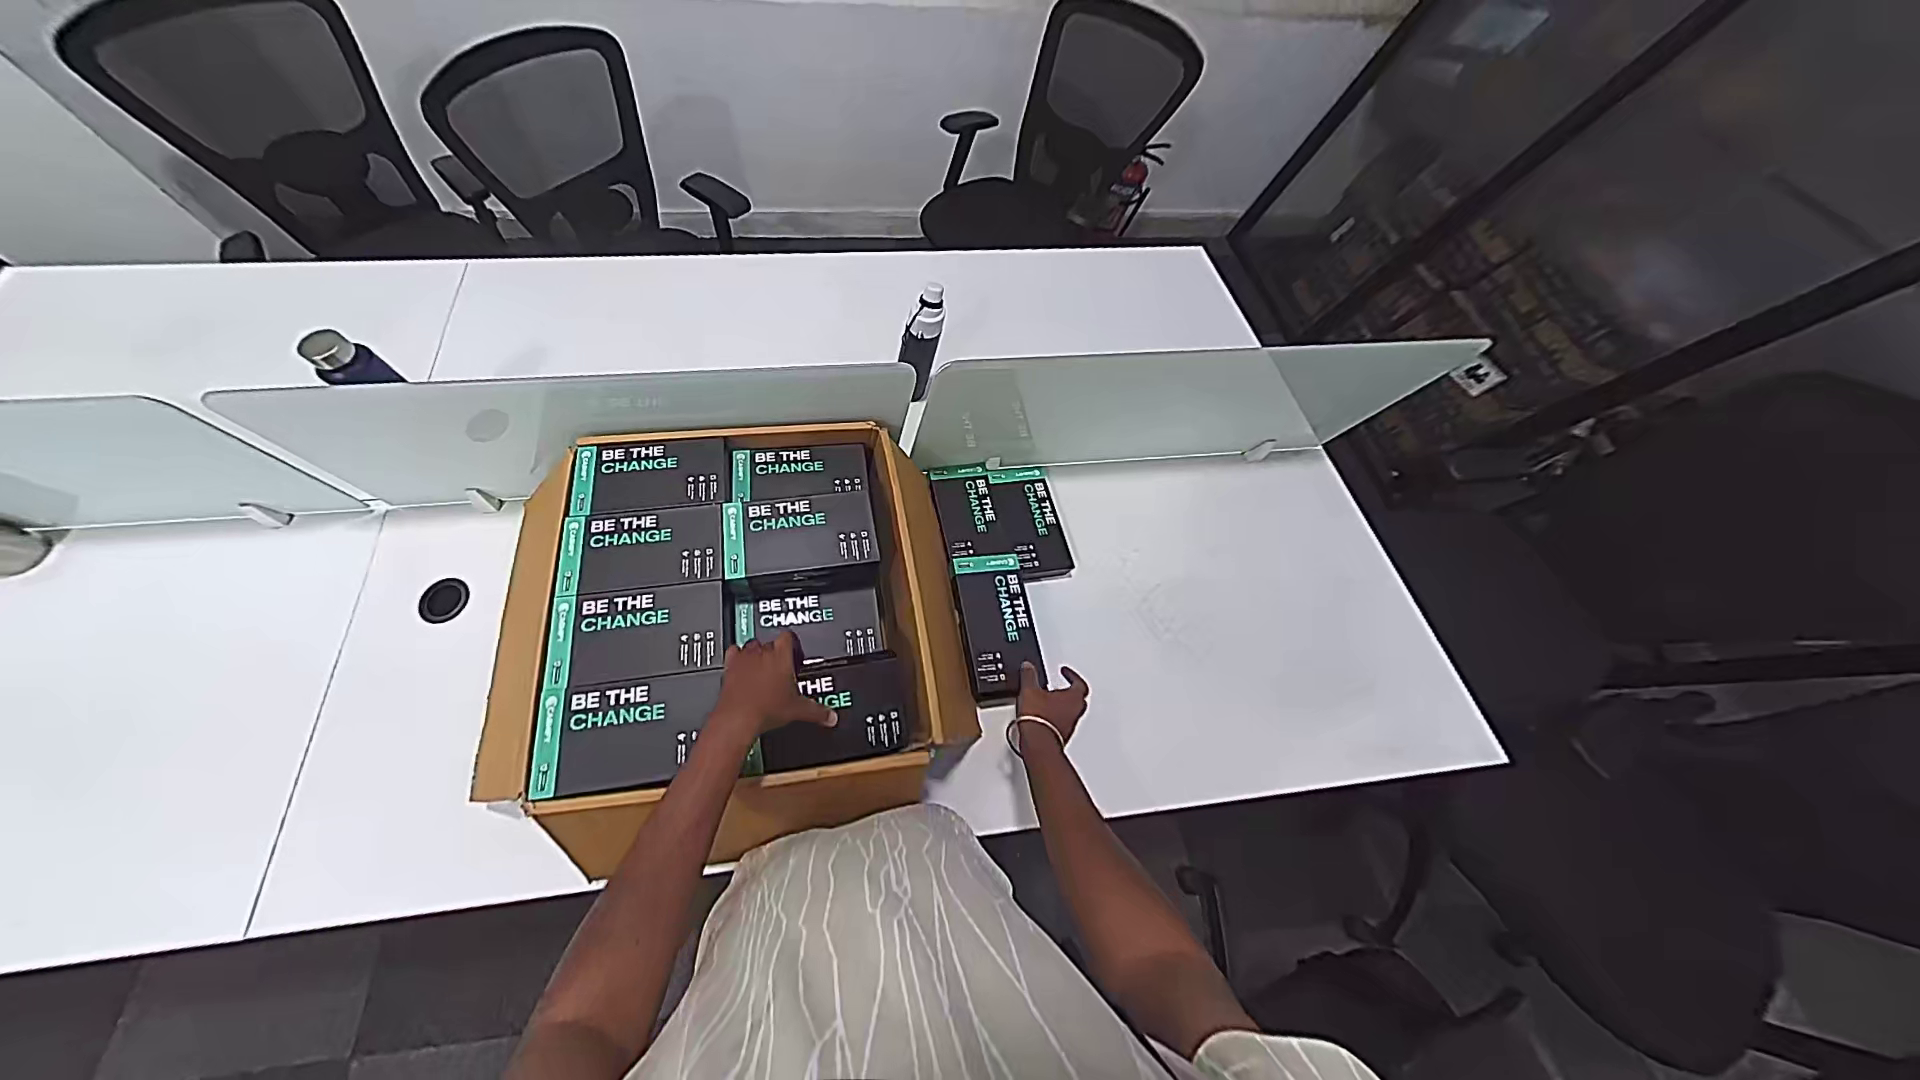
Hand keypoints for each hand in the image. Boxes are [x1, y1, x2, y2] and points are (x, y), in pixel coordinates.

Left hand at [710, 632, 836, 737]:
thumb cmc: (766, 709)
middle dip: (776, 653)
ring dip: (757, 653)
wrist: (738, 718)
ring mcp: (744, 659)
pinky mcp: (729, 667)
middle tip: (781, 669)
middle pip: (770, 642)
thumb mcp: (799, 710)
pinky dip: (737, 657)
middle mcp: (762, 652)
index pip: (788, 636)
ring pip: (752, 645)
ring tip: (763, 668)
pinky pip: (733, 652)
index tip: (795, 653)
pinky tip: (741, 667)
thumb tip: (831, 716)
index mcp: (781, 655)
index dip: (792, 643)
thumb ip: (818, 711)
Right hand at [1017, 662, 1088, 745]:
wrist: (1037, 742)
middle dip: (1068, 691)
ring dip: (1061, 705)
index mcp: (1073, 697)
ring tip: (1048, 701)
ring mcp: (1070, 725)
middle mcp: (1075, 712)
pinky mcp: (1062, 735)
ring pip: (1070, 711)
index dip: (1072, 675)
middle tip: (1059, 686)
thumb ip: (1030, 675)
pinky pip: (1062, 722)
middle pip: (1078, 698)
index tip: (1065, 671)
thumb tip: (1028, 667)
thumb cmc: (1040, 718)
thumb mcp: (1030, 690)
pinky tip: (1043, 716)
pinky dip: (1055, 717)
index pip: (1079, 683)